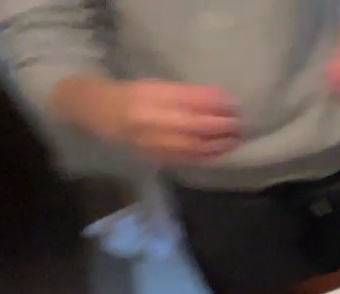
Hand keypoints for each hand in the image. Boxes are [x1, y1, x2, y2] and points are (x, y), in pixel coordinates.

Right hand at [66, 77, 239, 163]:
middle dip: (222, 126)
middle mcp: (152, 119)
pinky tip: (222, 152)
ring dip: (221, 144)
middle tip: (240, 124)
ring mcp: (155, 141)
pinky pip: (190, 159)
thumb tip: (222, 99)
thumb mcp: (155, 88)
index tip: (234, 104)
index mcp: (149, 96)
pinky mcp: (159, 158)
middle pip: (196, 125)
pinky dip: (209, 156)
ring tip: (236, 139)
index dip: (214, 104)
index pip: (188, 99)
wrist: (98, 116)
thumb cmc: (131, 97)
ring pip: (196, 145)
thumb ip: (187, 95)